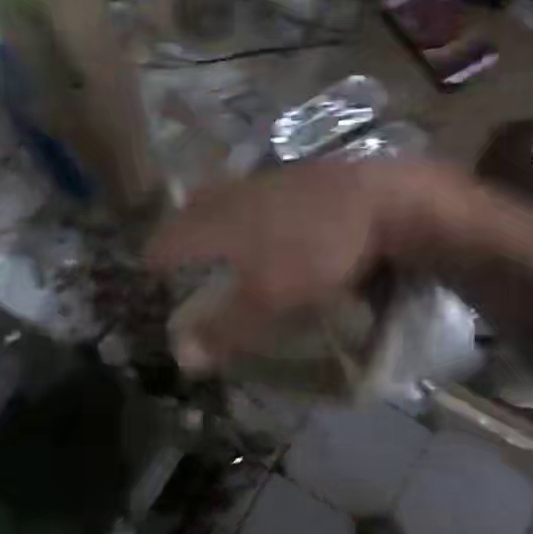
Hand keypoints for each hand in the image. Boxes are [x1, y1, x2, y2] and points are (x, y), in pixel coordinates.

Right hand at [145, 161, 449, 371]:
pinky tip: (268, 218)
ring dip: (214, 213)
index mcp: (217, 224)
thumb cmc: (318, 254)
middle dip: (180, 228)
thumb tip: (181, 357)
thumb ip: (224, 329)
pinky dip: (249, 207)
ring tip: (217, 233)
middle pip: (193, 208)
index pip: (169, 240)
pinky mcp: (301, 176)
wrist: (386, 202)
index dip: (154, 258)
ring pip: (227, 194)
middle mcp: (235, 196)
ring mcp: (270, 180)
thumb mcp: (269, 301)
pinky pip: (259, 191)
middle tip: (177, 247)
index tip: (146, 270)